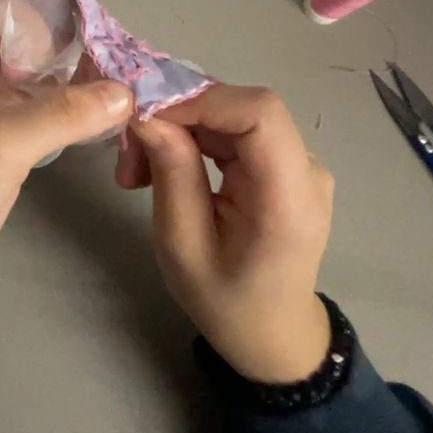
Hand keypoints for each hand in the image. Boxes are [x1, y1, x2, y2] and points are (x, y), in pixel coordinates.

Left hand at [0, 37, 133, 319]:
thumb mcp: (0, 142)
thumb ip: (63, 113)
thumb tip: (128, 91)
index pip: (15, 14)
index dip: (60, 19)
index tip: (111, 36)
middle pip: (38, 44)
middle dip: (84, 51)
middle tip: (141, 67)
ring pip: (49, 80)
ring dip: (89, 84)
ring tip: (143, 89)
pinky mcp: (11, 141)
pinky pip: (52, 114)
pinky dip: (83, 113)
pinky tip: (122, 117)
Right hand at [117, 85, 334, 383]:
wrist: (269, 333)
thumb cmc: (224, 299)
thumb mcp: (182, 244)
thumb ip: (171, 173)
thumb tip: (146, 114)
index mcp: (289, 199)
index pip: (259, 112)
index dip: (199, 99)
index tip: (143, 117)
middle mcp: (304, 169)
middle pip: (238, 106)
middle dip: (175, 115)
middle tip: (127, 153)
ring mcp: (295, 162)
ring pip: (226, 111)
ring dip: (174, 127)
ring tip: (136, 168)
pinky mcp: (278, 161)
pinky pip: (227, 127)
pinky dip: (186, 136)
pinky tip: (159, 164)